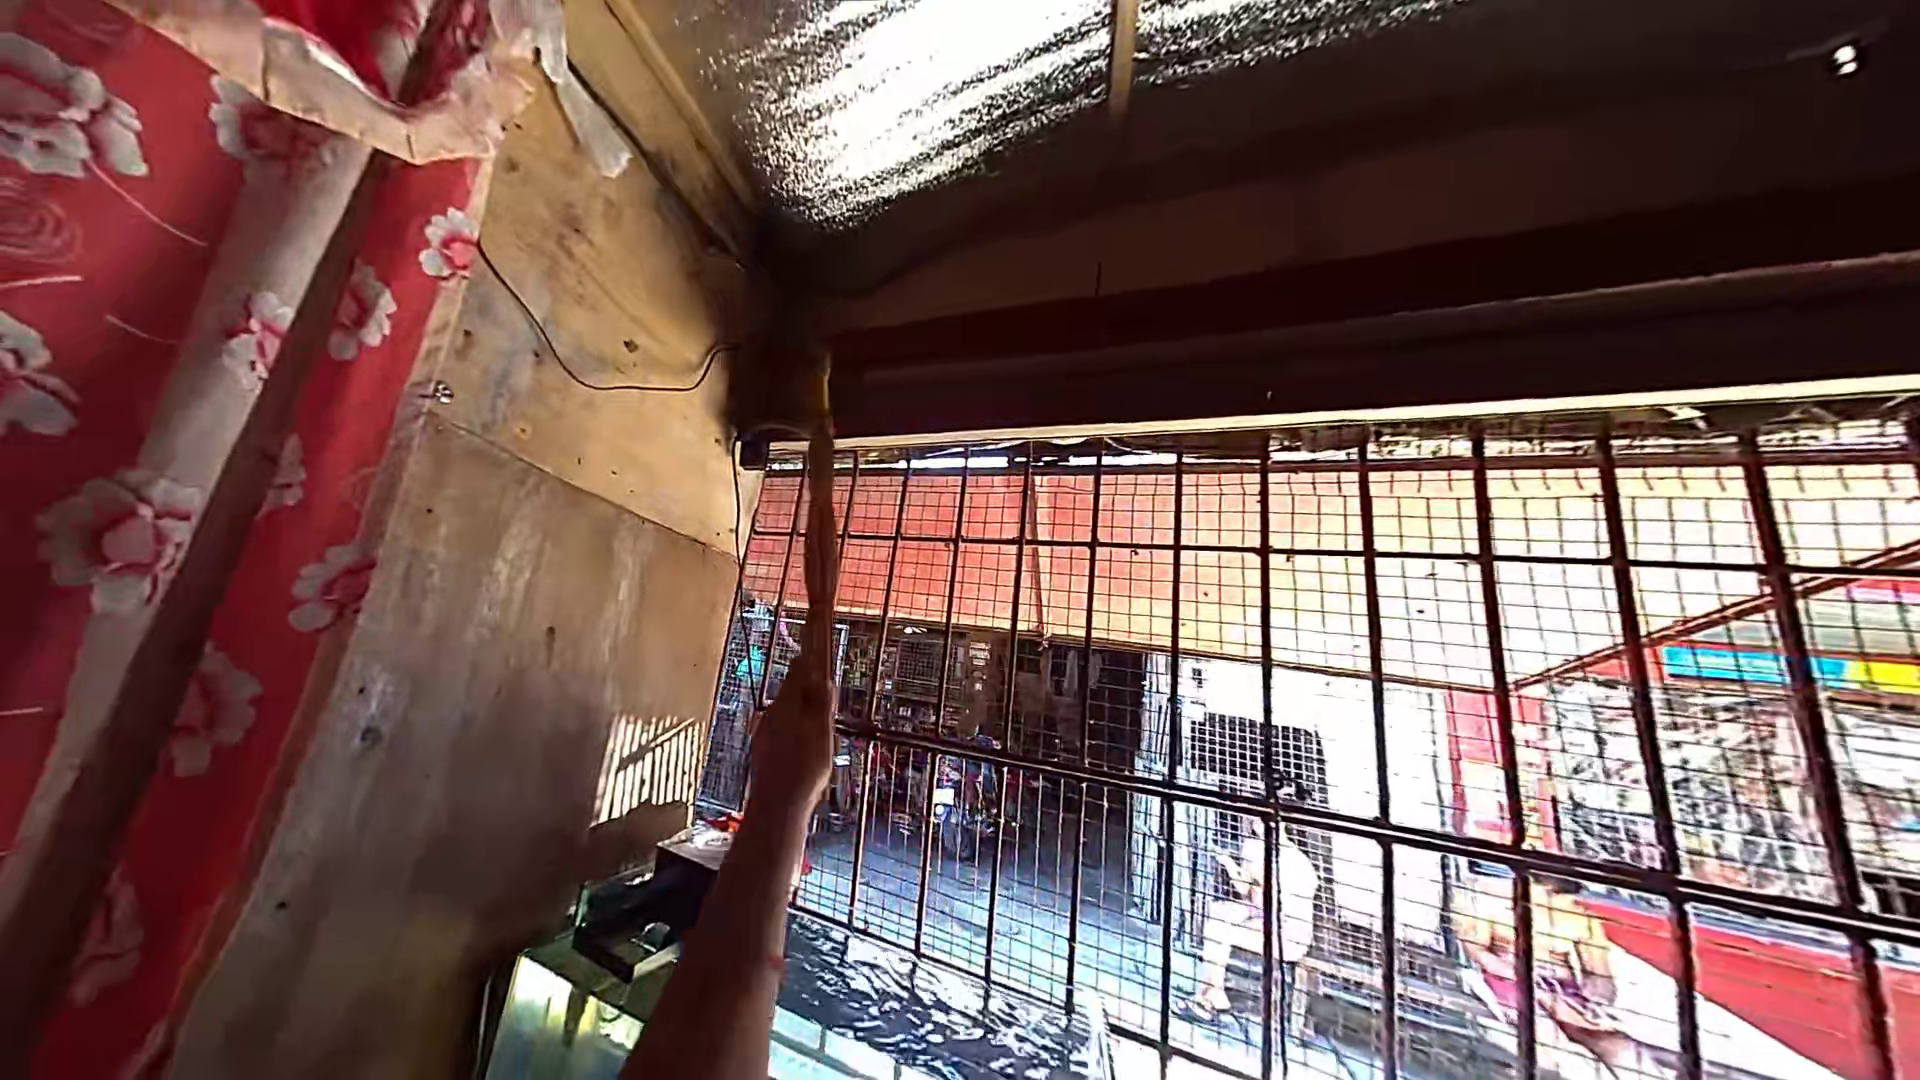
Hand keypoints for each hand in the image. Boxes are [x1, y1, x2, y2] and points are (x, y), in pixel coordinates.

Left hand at [746, 645, 834, 830]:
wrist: (775, 808)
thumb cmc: (803, 770)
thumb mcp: (822, 734)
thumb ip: (821, 704)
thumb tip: (822, 675)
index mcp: (788, 705)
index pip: (799, 668)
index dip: (809, 654)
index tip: (814, 636)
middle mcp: (773, 714)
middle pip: (791, 687)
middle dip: (806, 681)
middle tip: (823, 681)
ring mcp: (766, 732)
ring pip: (785, 708)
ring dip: (800, 705)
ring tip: (817, 715)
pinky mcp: (764, 750)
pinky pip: (781, 727)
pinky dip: (793, 725)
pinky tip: (802, 741)